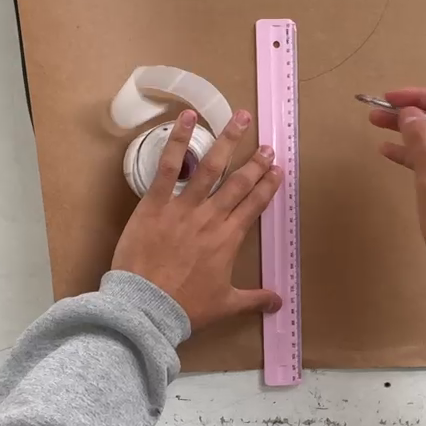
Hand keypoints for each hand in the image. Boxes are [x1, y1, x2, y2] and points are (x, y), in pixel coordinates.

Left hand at [112, 108, 282, 330]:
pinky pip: (168, 167)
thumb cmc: (186, 308)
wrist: (146, 306)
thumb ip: (254, 299)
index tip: (277, 170)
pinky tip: (189, 117)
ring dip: (227, 141)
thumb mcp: (225, 305)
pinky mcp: (155, 203)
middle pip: (238, 183)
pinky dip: (179, 141)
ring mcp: (183, 207)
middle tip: (267, 145)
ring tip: (240, 118)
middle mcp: (211, 217)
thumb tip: (279, 303)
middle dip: (255, 162)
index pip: (254, 205)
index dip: (267, 186)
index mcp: (229, 239)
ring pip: (210, 168)